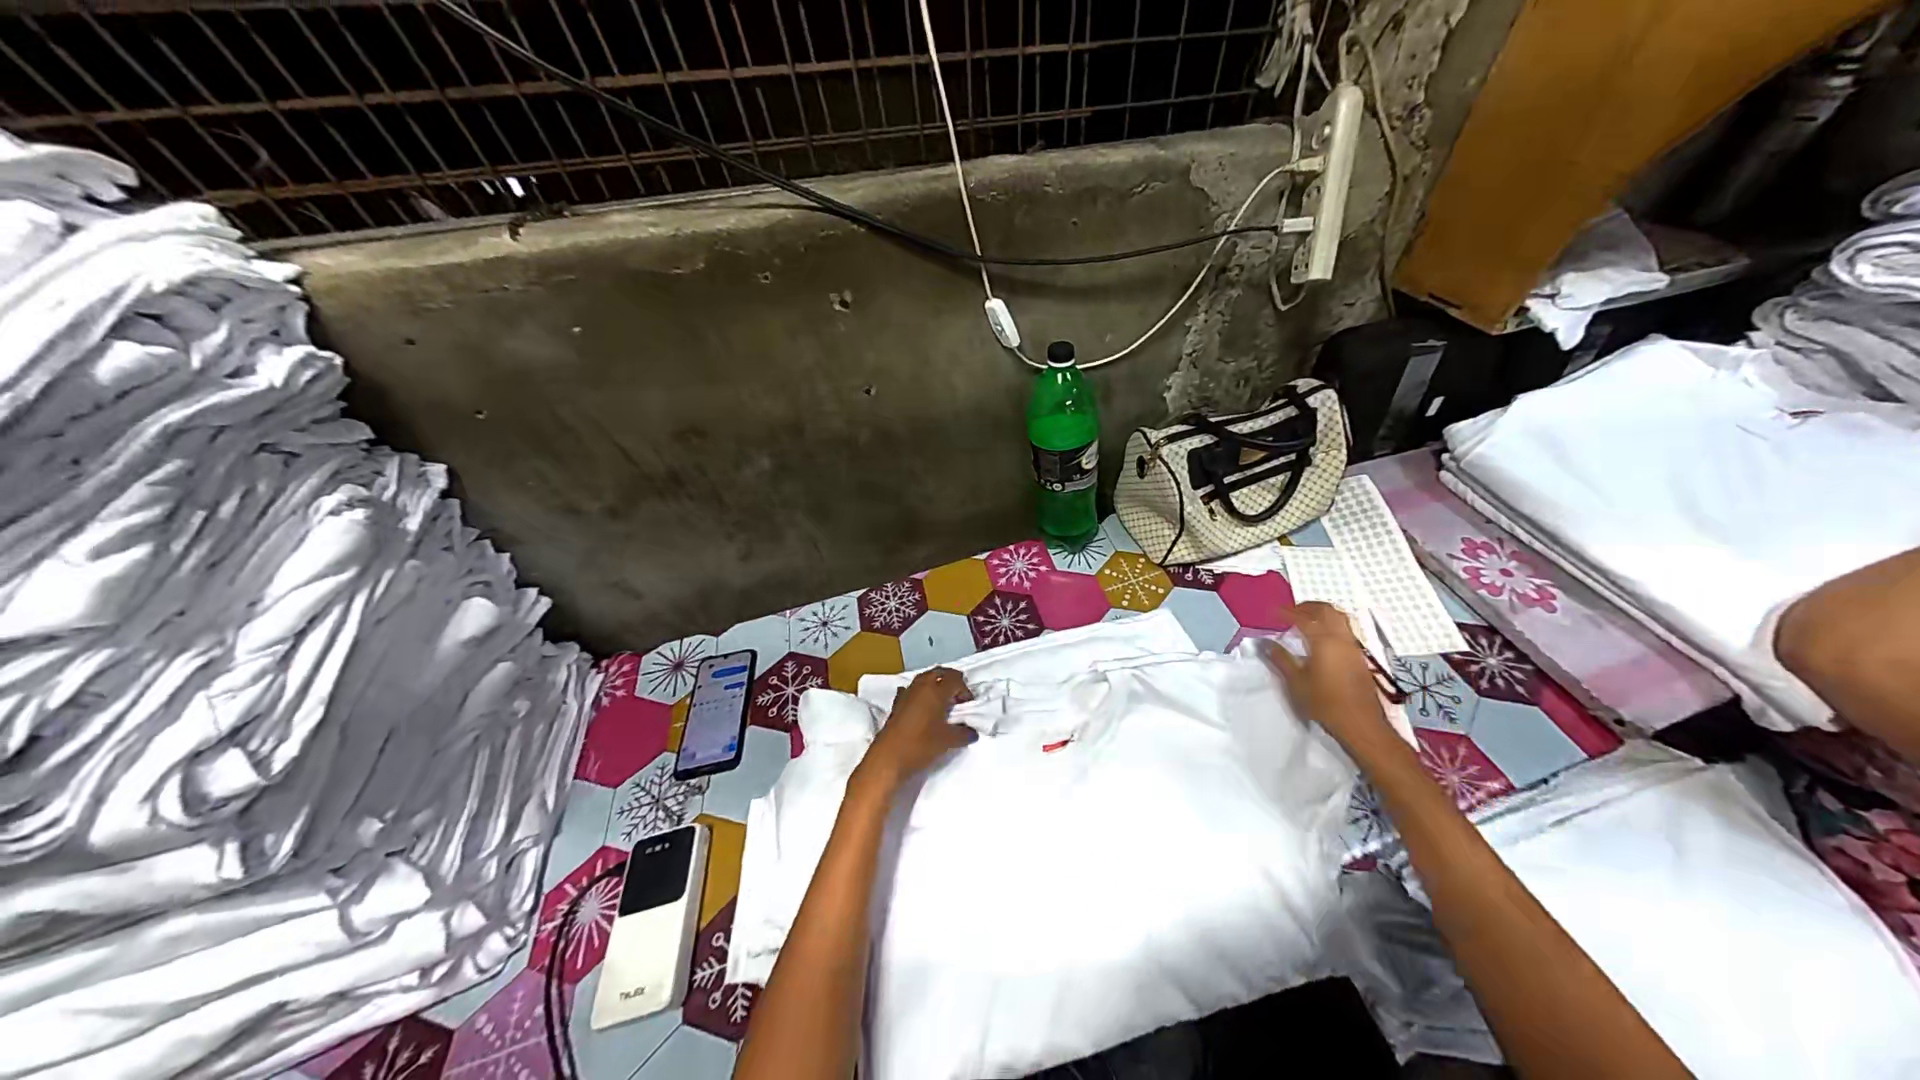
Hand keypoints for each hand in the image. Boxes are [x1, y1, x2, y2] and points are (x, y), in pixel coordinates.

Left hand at [855, 667, 974, 793]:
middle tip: (957, 699)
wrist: (888, 759)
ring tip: (941, 704)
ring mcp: (906, 694)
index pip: (955, 679)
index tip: (967, 706)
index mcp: (935, 691)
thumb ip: (964, 733)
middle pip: (939, 673)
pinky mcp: (896, 705)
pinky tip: (921, 708)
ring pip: (924, 680)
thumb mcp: (948, 741)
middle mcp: (920, 687)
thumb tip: (971, 732)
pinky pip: (911, 692)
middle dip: (950, 682)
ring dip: (935, 686)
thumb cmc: (921, 745)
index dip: (965, 690)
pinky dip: (919, 695)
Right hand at [1260, 602, 1398, 757]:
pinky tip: (1322, 638)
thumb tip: (1265, 642)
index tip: (1274, 613)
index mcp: (1324, 641)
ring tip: (1307, 621)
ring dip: (1322, 613)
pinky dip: (1331, 624)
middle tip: (1291, 612)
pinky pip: (1345, 629)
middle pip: (1327, 610)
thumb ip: (1280, 658)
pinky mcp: (1360, 657)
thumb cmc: (1324, 703)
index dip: (1287, 613)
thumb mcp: (1296, 681)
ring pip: (1340, 618)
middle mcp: (1341, 638)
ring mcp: (1354, 647)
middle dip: (1307, 607)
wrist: (1360, 723)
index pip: (1303, 618)